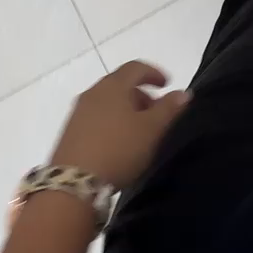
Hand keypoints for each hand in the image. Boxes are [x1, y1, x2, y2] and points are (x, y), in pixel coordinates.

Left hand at [49, 61, 190, 189]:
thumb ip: (169, 108)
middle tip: (155, 113)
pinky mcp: (68, 133)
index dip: (153, 73)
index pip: (136, 67)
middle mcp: (93, 92)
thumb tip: (183, 92)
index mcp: (114, 85)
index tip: (166, 85)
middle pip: (120, 84)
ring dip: (125, 110)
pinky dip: (110, 121)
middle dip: (140, 94)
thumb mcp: (151, 130)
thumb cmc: (118, 150)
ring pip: (107, 102)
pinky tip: (116, 143)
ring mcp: (77, 112)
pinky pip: (95, 117)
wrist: (71, 185)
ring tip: (137, 131)